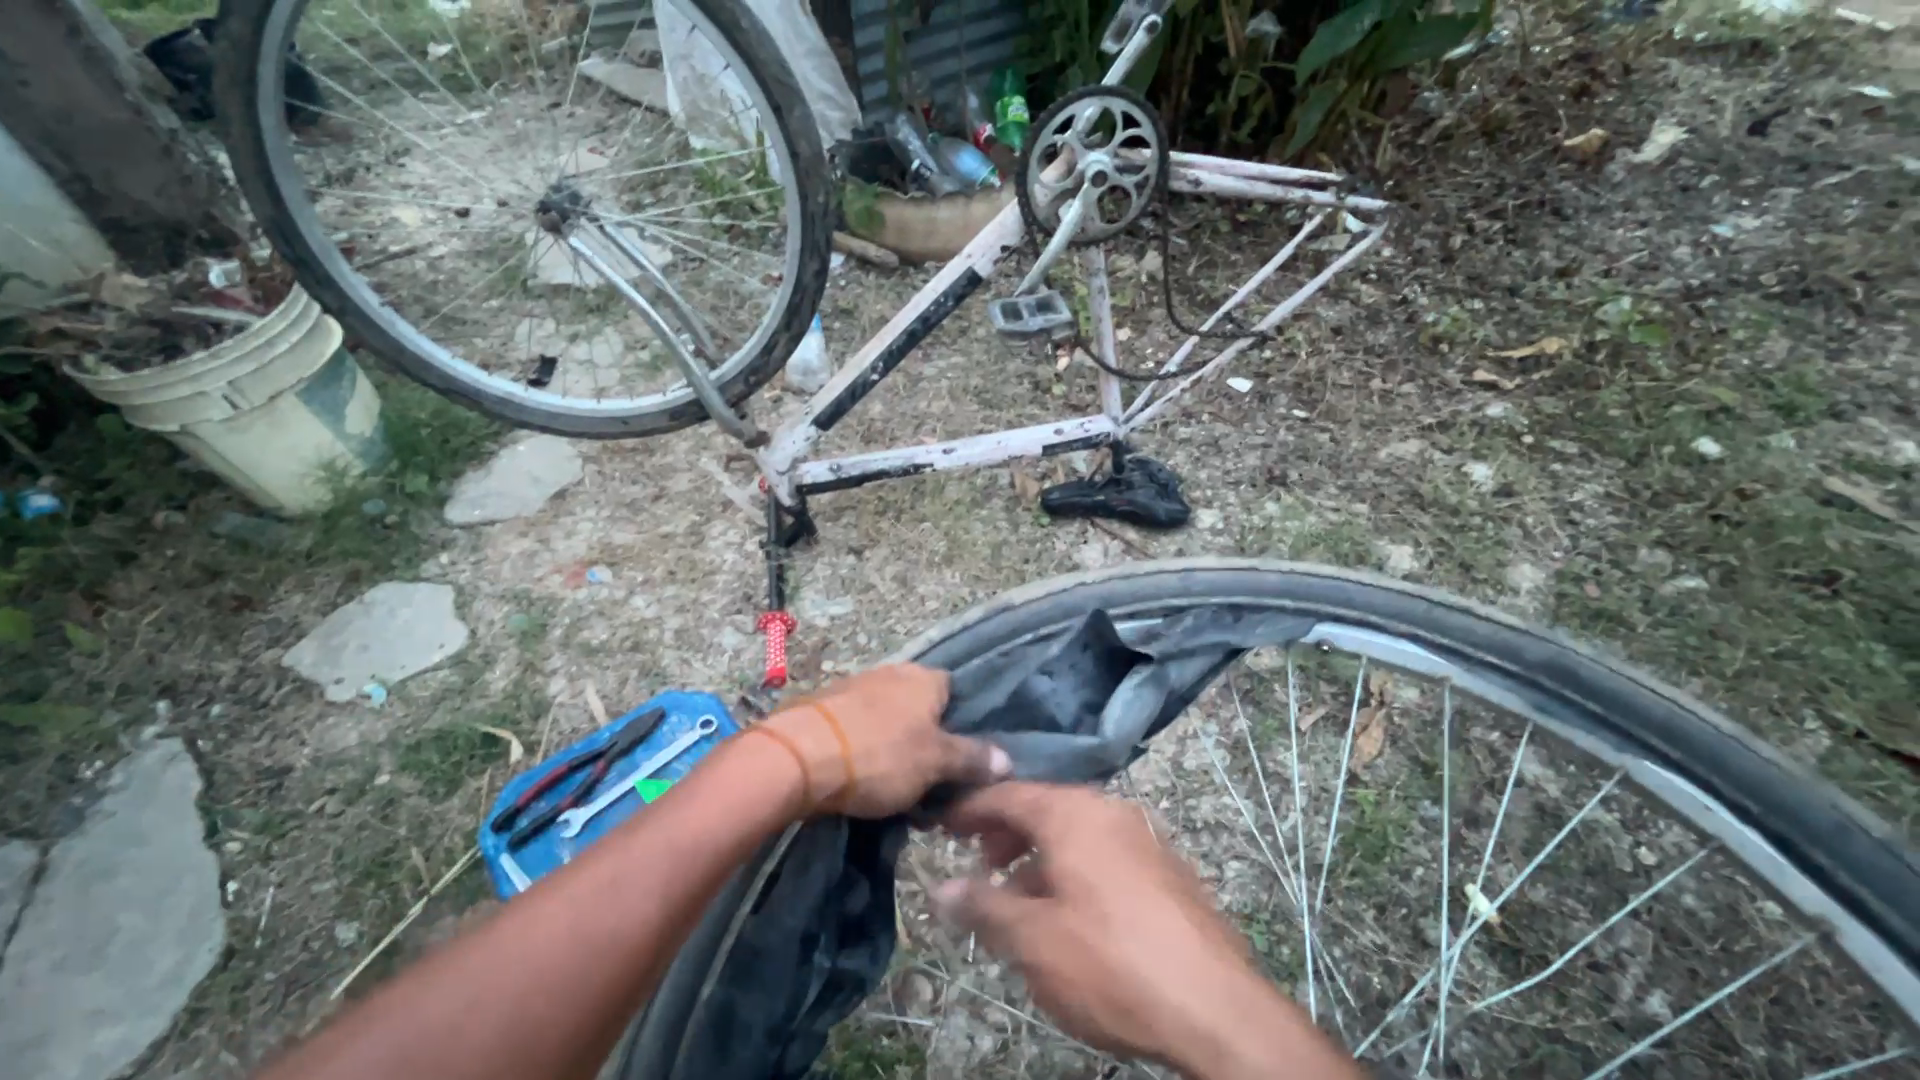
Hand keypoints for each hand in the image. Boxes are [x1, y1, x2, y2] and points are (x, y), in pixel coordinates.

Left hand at [759, 664, 1009, 818]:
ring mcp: (855, 687)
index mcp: (924, 678)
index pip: (956, 692)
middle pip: (921, 708)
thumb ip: (972, 759)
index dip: (962, 724)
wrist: (797, 757)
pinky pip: (859, 730)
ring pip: (889, 721)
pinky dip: (865, 751)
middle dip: (927, 742)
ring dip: (895, 749)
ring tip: (897, 791)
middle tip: (933, 783)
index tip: (963, 760)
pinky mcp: (825, 709)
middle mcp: (892, 673)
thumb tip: (1007, 758)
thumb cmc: (879, 755)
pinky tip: (861, 780)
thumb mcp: (936, 763)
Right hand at [933, 783, 1363, 1079]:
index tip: (940, 824)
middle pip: (1046, 809)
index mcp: (1075, 814)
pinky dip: (1074, 871)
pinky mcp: (1168, 872)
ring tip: (1019, 900)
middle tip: (979, 864)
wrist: (1216, 1009)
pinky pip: (1106, 855)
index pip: (1009, 794)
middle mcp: (1112, 812)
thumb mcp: (1032, 939)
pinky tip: (1068, 916)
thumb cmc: (1110, 963)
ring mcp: (1146, 839)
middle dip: (1006, 833)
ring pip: (1077, 835)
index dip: (970, 808)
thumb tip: (942, 888)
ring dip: (1040, 858)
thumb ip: (983, 906)